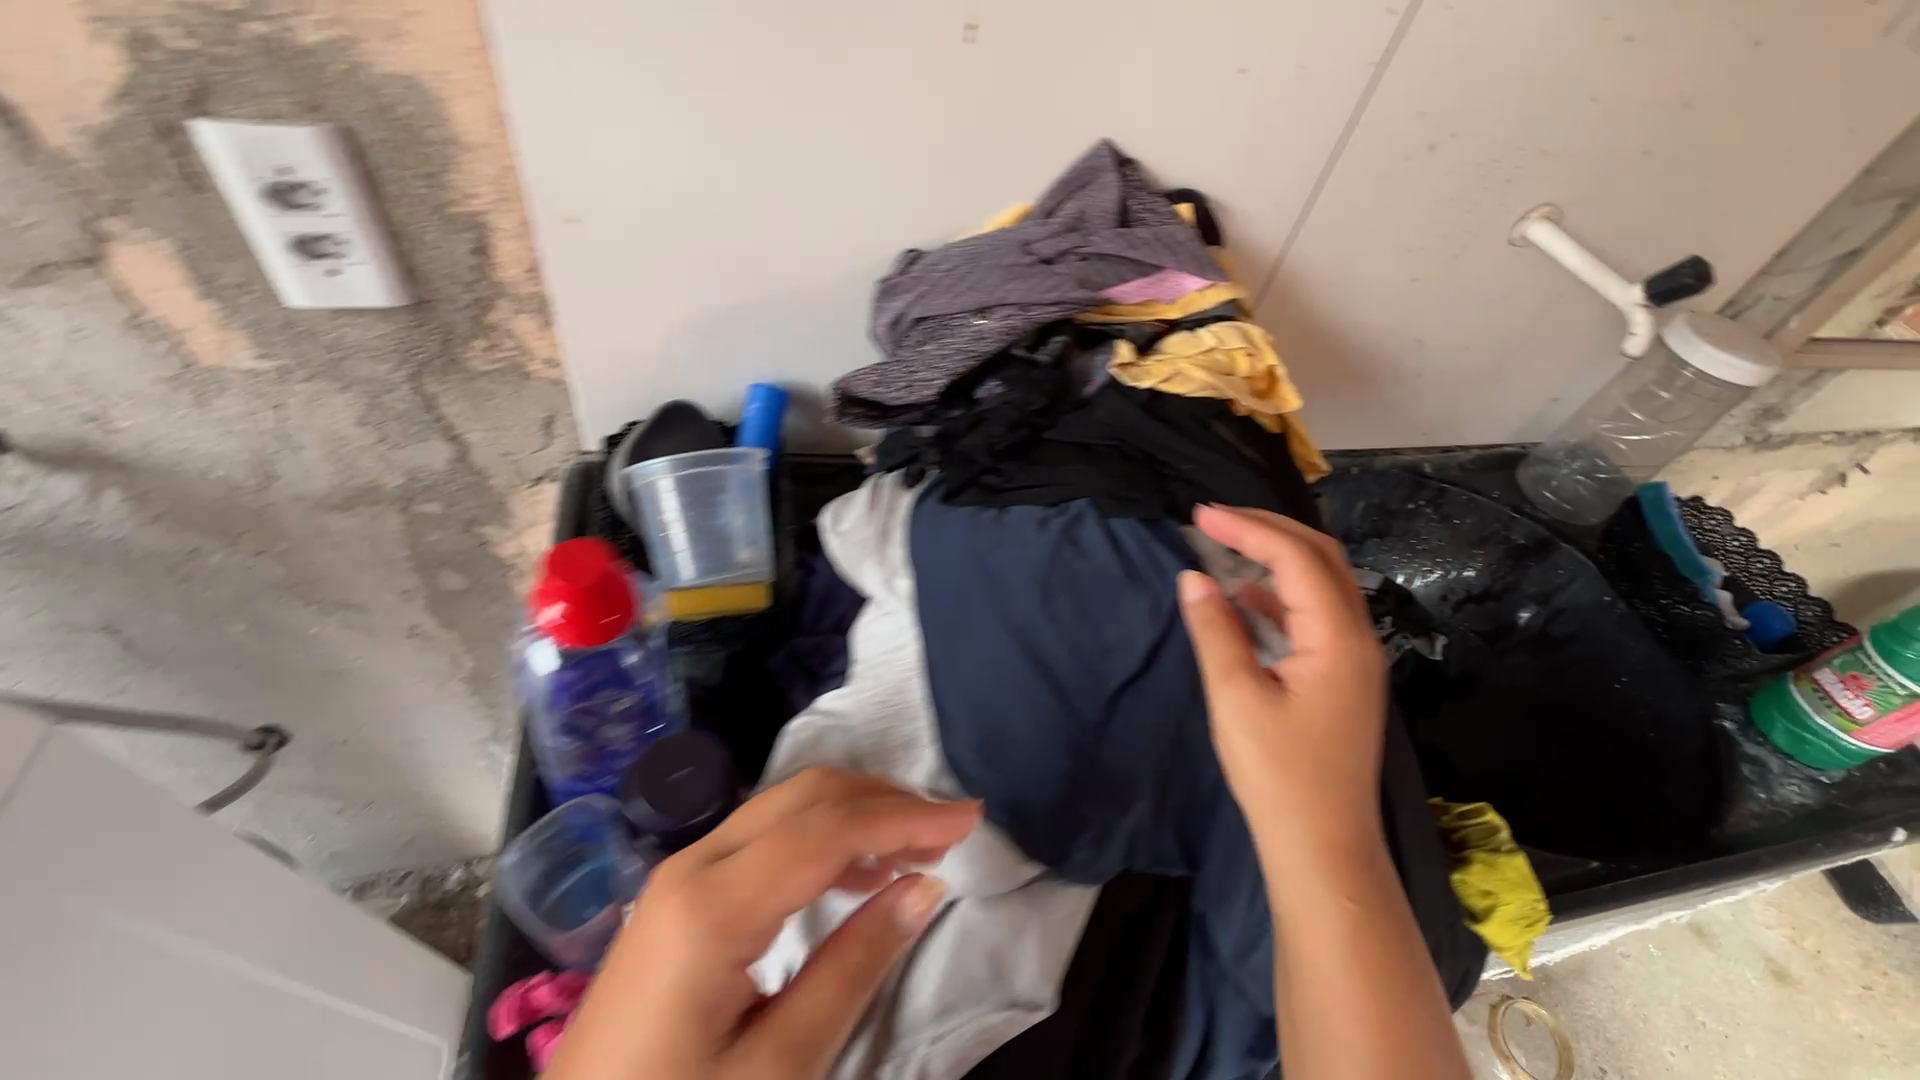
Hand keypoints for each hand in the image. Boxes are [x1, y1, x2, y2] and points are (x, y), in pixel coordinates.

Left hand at [546, 768, 982, 1079]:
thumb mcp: (777, 1065)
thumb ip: (854, 966)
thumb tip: (925, 887)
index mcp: (714, 905)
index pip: (829, 830)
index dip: (906, 816)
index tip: (971, 818)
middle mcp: (694, 865)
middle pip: (805, 797)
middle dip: (885, 800)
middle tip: (950, 827)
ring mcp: (681, 874)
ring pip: (784, 807)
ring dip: (856, 812)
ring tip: (917, 846)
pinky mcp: (679, 893)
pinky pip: (763, 837)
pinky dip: (820, 836)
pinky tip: (857, 870)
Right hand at [1177, 505, 1386, 832]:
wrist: (1322, 844)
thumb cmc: (1278, 774)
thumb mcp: (1236, 698)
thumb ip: (1215, 631)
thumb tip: (1193, 578)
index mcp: (1338, 638)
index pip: (1296, 559)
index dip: (1248, 529)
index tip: (1200, 516)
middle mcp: (1356, 638)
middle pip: (1320, 559)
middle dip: (1267, 530)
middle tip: (1213, 521)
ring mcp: (1353, 658)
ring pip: (1320, 584)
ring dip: (1275, 558)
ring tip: (1224, 547)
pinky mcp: (1341, 677)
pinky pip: (1313, 615)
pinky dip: (1278, 594)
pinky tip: (1243, 599)